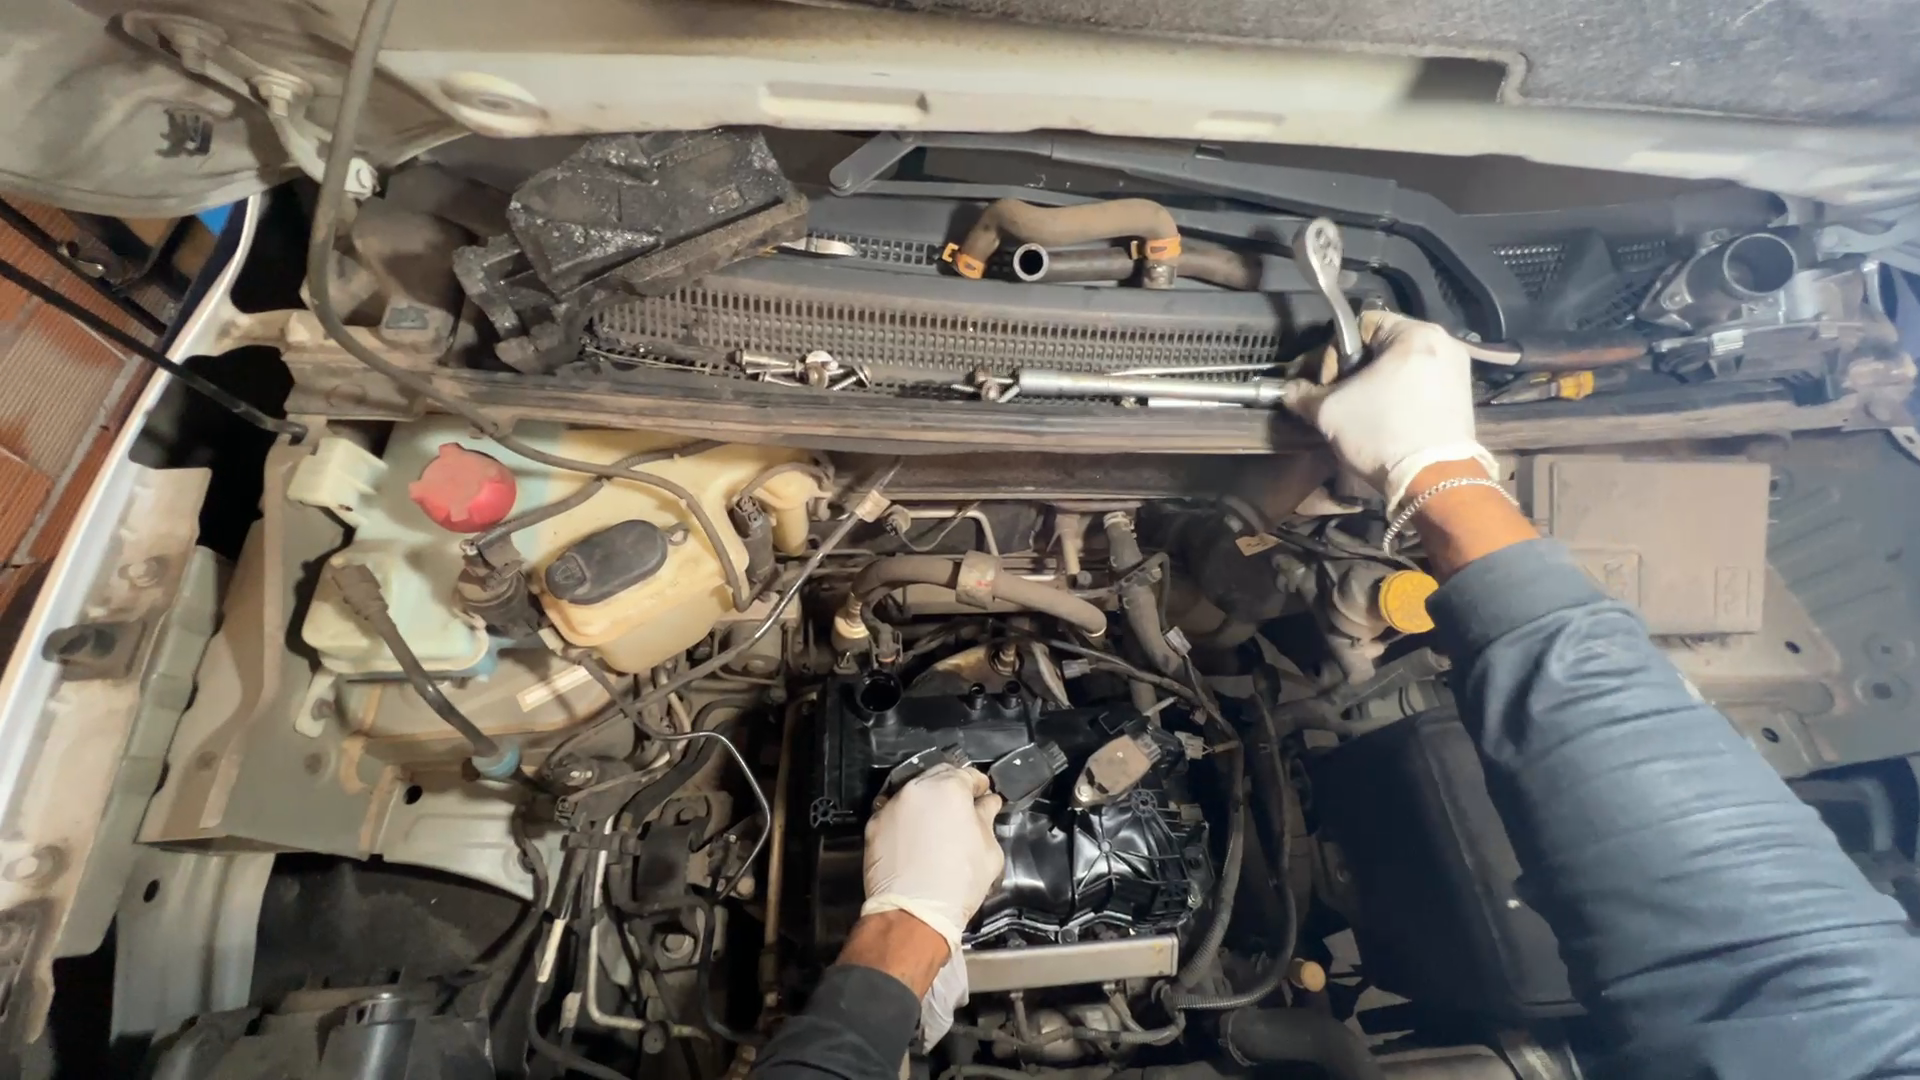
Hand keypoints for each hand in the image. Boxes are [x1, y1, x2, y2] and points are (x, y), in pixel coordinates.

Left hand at [860, 764, 1004, 949]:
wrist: (913, 914)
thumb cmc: (956, 883)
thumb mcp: (988, 850)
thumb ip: (987, 818)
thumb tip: (987, 804)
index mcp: (950, 788)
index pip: (968, 774)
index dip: (979, 784)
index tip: (983, 793)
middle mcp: (918, 789)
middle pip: (939, 776)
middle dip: (953, 786)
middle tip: (963, 805)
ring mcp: (893, 805)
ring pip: (915, 793)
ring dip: (928, 801)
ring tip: (938, 822)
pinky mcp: (874, 825)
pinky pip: (895, 812)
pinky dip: (907, 818)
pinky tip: (916, 836)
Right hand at [1278, 310, 1497, 513]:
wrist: (1432, 478)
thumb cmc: (1380, 433)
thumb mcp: (1328, 411)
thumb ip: (1303, 394)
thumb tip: (1289, 389)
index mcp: (1414, 334)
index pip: (1360, 325)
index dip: (1332, 352)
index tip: (1325, 382)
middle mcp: (1442, 343)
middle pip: (1381, 345)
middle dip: (1353, 369)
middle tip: (1337, 396)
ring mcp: (1457, 369)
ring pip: (1400, 365)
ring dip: (1374, 382)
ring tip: (1358, 410)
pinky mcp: (1461, 395)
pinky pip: (1418, 382)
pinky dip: (1397, 394)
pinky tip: (1384, 418)